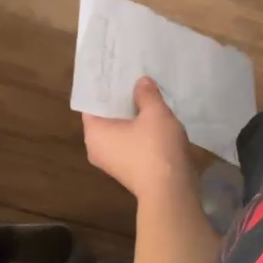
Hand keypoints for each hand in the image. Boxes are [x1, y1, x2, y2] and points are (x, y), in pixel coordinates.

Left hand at [83, 77, 194, 202]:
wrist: (169, 187)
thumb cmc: (156, 147)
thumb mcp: (155, 114)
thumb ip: (146, 95)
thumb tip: (140, 81)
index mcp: (94, 133)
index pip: (93, 105)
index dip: (106, 89)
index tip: (119, 74)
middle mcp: (96, 148)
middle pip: (105, 118)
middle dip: (121, 102)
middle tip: (137, 82)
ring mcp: (111, 161)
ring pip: (119, 131)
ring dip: (132, 118)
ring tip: (149, 99)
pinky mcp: (127, 169)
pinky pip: (129, 143)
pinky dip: (138, 132)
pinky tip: (156, 123)